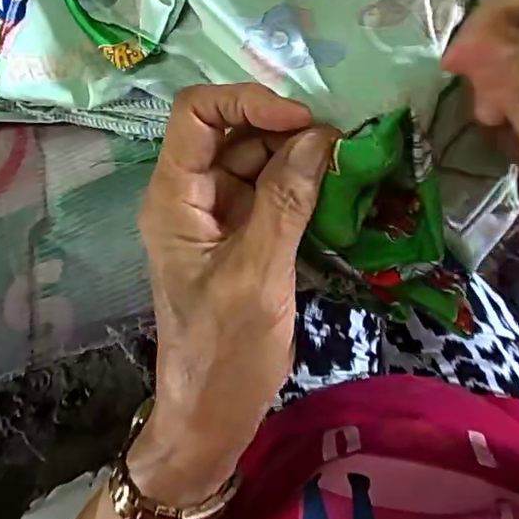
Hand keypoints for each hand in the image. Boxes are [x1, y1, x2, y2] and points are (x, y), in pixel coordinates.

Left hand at [134, 84, 337, 501]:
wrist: (211, 416)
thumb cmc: (225, 353)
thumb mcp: (258, 275)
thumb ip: (285, 202)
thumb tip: (319, 137)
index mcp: (173, 197)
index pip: (196, 114)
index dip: (246, 102)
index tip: (302, 121)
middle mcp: (188, 195)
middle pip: (228, 132)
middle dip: (280, 128)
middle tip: (339, 144)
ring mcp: (213, 214)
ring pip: (251, 158)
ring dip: (294, 154)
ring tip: (345, 162)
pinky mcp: (237, 234)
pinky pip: (265, 190)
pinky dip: (297, 183)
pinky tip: (333, 187)